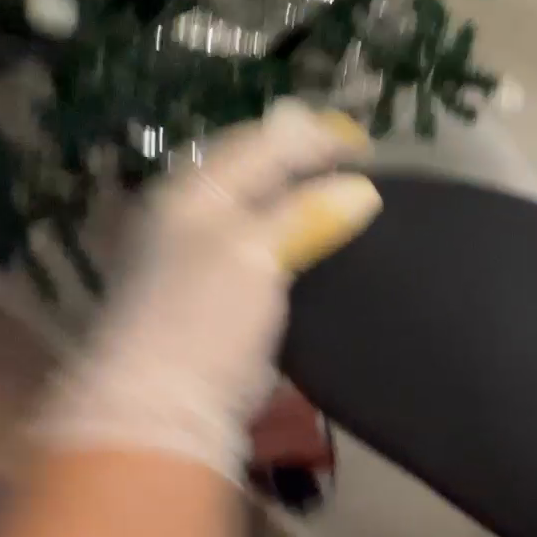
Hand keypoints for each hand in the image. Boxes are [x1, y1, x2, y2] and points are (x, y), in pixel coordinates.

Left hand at [37, 100, 379, 475]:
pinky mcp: (237, 289)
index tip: (364, 142)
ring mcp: (215, 254)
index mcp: (195, 197)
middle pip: (258, 173)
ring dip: (310, 196)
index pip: (258, 149)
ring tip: (355, 193)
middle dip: (306, 160)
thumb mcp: (253, 255)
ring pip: (270, 208)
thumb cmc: (204, 319)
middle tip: (359, 158)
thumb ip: (305, 216)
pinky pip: (281, 243)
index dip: (309, 139)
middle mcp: (199, 217)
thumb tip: (364, 190)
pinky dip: (310, 232)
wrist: (172, 397)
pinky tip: (336, 241)